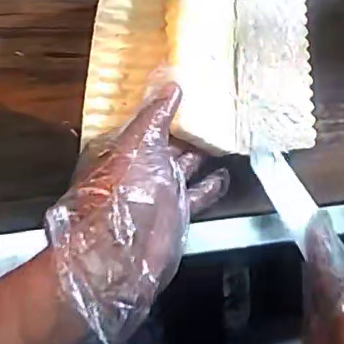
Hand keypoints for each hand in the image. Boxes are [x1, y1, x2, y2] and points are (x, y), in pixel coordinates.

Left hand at [45, 82, 227, 343]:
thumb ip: (155, 116)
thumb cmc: (119, 196)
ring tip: (223, 135)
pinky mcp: (177, 214)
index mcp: (126, 147)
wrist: (118, 257)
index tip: (189, 87)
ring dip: (204, 153)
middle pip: (171, 142)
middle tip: (214, 108)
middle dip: (189, 128)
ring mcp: (160, 192)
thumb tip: (171, 86)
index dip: (168, 104)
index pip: (150, 119)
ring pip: (187, 165)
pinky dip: (213, 185)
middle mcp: (142, 168)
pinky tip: (225, 174)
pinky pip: (199, 194)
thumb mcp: (137, 144)